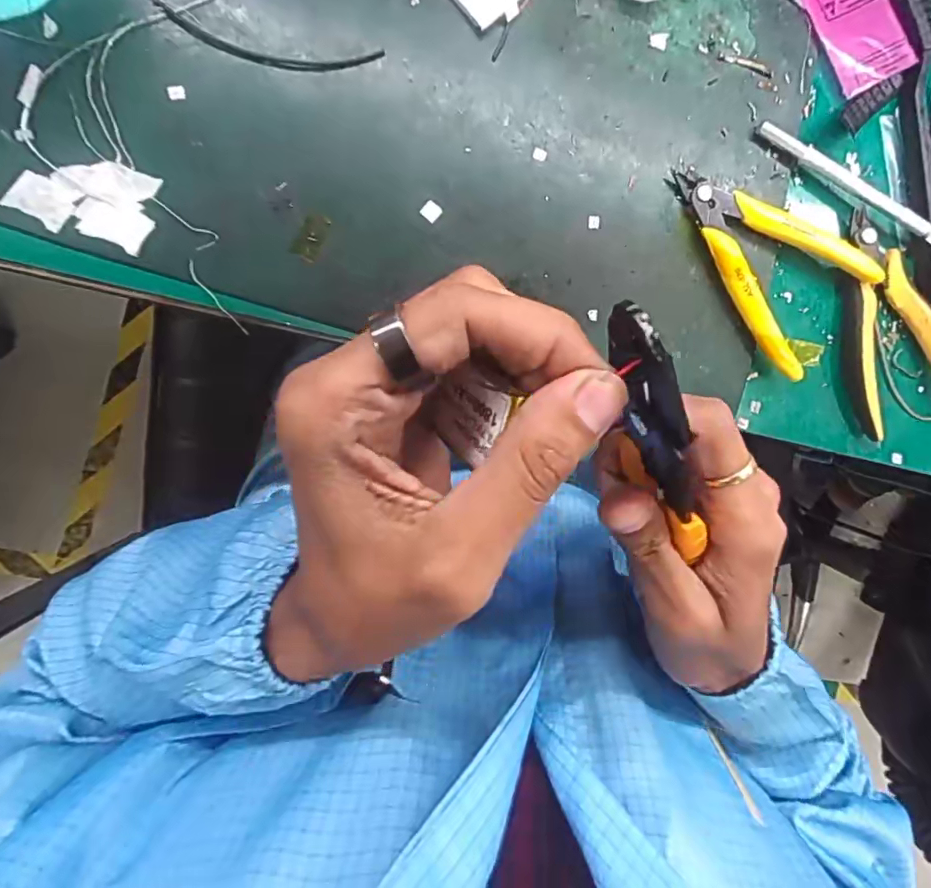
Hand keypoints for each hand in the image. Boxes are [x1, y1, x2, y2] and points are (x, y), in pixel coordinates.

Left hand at [265, 267, 630, 682]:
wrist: (328, 623)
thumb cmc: (378, 604)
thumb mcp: (463, 553)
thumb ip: (531, 465)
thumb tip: (601, 389)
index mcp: (339, 397)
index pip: (448, 312)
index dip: (533, 332)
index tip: (593, 383)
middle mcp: (345, 369)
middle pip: (458, 307)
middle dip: (534, 345)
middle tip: (584, 401)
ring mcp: (364, 377)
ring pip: (465, 326)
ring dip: (525, 363)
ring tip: (562, 416)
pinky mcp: (387, 393)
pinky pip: (458, 361)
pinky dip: (505, 382)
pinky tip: (528, 424)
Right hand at [597, 398, 784, 693]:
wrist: (732, 670)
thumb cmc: (709, 647)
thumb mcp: (675, 609)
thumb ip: (649, 549)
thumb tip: (620, 494)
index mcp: (747, 515)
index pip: (715, 428)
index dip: (665, 410)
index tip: (615, 429)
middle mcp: (747, 490)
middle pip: (689, 429)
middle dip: (638, 442)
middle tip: (605, 482)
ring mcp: (731, 491)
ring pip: (677, 442)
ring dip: (635, 459)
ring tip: (615, 501)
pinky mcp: (714, 496)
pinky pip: (675, 462)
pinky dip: (643, 472)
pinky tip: (628, 505)